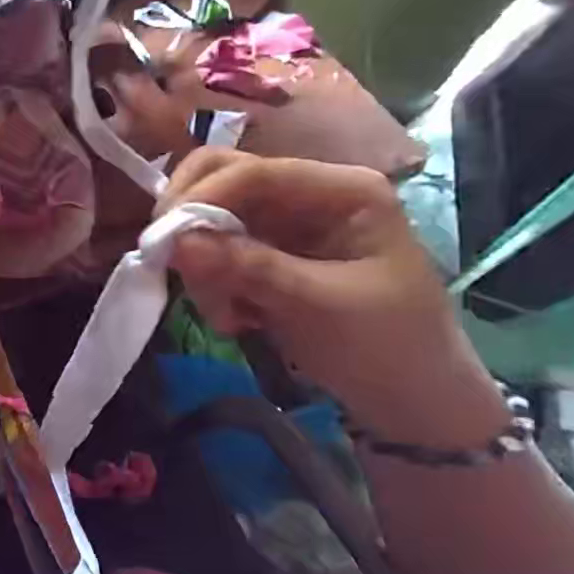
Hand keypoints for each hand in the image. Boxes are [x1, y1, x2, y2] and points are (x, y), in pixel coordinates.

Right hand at [160, 148, 506, 448]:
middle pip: (224, 180)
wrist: (409, 401)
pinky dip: (212, 286)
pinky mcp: (266, 257)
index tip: (164, 239)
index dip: (204, 197)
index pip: (256, 172)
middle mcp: (307, 196)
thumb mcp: (320, 305)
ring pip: (211, 221)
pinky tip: (236, 321)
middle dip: (194, 220)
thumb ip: (250, 269)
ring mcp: (284, 226)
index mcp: (342, 190)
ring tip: (228, 318)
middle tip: (171, 263)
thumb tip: (177, 243)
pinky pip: (215, 256)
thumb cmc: (387, 346)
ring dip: (203, 267)